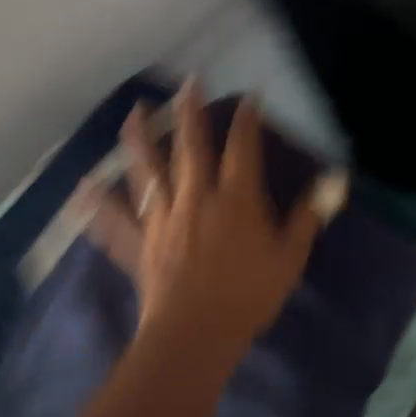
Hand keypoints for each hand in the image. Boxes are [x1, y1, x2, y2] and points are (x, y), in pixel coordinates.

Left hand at [117, 81, 339, 353]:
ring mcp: (163, 219)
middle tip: (187, 83)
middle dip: (190, 112)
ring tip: (133, 113)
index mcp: (237, 197)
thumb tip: (334, 181)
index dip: (247, 119)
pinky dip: (97, 204)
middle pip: (191, 146)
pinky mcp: (139, 245)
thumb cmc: (249, 293)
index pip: (242, 147)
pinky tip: (81, 188)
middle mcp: (197, 197)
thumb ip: (308, 215)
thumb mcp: (291, 254)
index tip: (249, 96)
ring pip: (149, 172)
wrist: (194, 334)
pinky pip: (116, 221)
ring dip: (140, 140)